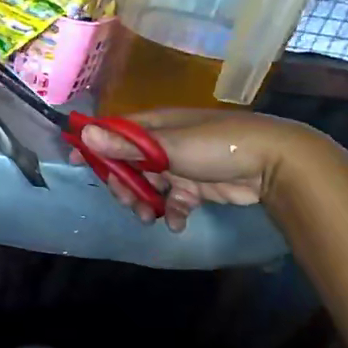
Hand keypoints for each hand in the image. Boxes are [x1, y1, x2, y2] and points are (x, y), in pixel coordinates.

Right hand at [73, 109, 313, 230]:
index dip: (96, 146)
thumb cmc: (216, 146)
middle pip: (129, 164)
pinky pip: (173, 201)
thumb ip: (127, 145)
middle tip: (128, 200)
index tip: (77, 163)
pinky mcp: (196, 186)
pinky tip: (176, 222)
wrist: (270, 162)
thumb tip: (84, 133)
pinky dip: (172, 212)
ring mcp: (181, 165)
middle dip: (124, 184)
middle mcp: (165, 144)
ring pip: (149, 186)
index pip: (116, 132)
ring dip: (145, 202)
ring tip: (149, 217)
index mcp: (157, 126)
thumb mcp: (168, 147)